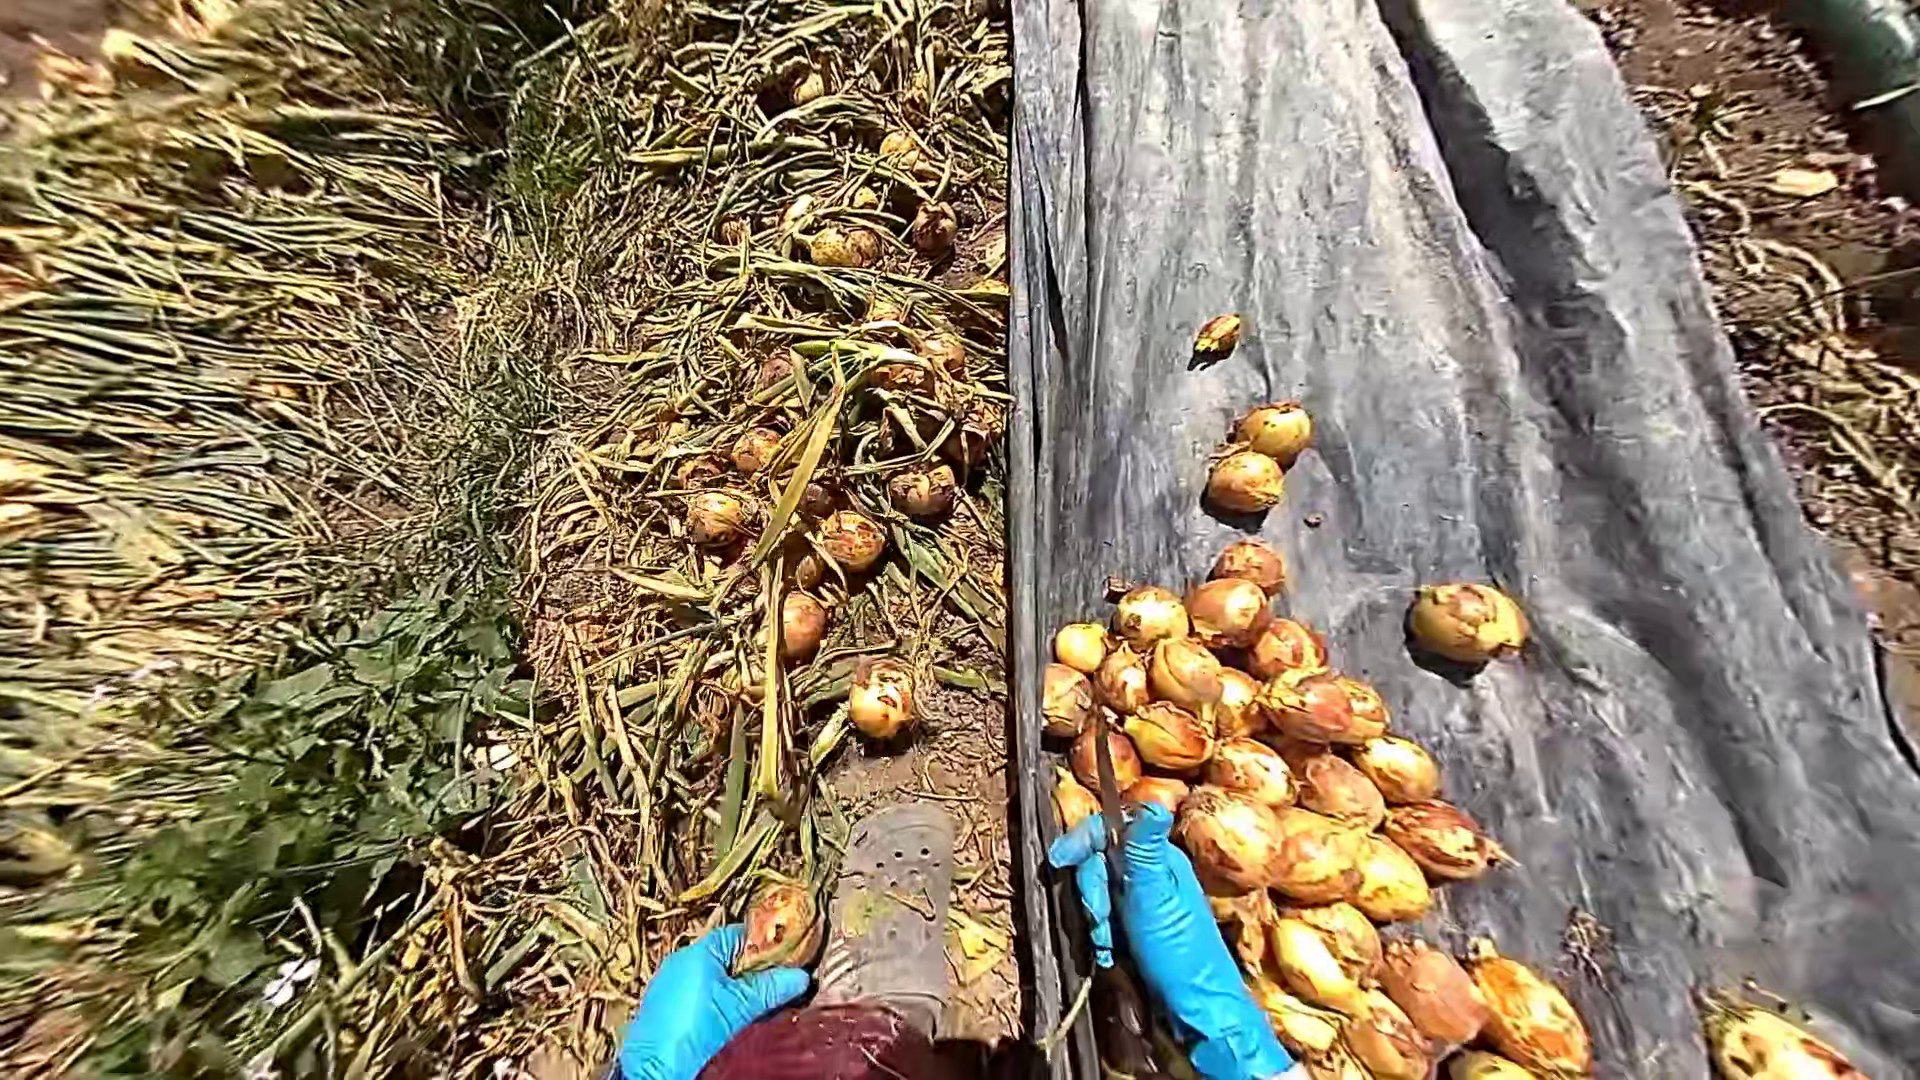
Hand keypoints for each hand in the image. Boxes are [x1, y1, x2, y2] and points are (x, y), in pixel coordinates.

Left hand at [617, 924, 810, 1079]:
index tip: (781, 961)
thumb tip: (800, 977)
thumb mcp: (740, 1008)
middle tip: (769, 987)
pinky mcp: (659, 1008)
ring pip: (711, 977)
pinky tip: (721, 1022)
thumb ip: (770, 988)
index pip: (741, 934)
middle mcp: (682, 960)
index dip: (762, 947)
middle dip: (748, 972)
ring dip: (730, 989)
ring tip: (748, 1008)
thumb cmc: (692, 1033)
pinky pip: (693, 995)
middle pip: (727, 956)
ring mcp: (667, 984)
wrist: (651, 1074)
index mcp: (700, 949)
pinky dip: (710, 1003)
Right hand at [1049, 803, 1296, 1079]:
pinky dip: (1099, 932)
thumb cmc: (1178, 951)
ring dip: (1094, 915)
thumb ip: (1146, 847)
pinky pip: (1102, 914)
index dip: (1079, 840)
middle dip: (1091, 889)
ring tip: (1107, 941)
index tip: (1057, 861)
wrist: (1196, 1014)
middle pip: (1097, 858)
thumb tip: (1155, 803)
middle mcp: (1147, 869)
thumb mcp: (1156, 894)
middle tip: (1100, 920)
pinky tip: (1108, 950)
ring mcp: (1139, 897)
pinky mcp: (1132, 923)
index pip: (1107, 827)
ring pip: (1096, 887)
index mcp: (1156, 854)